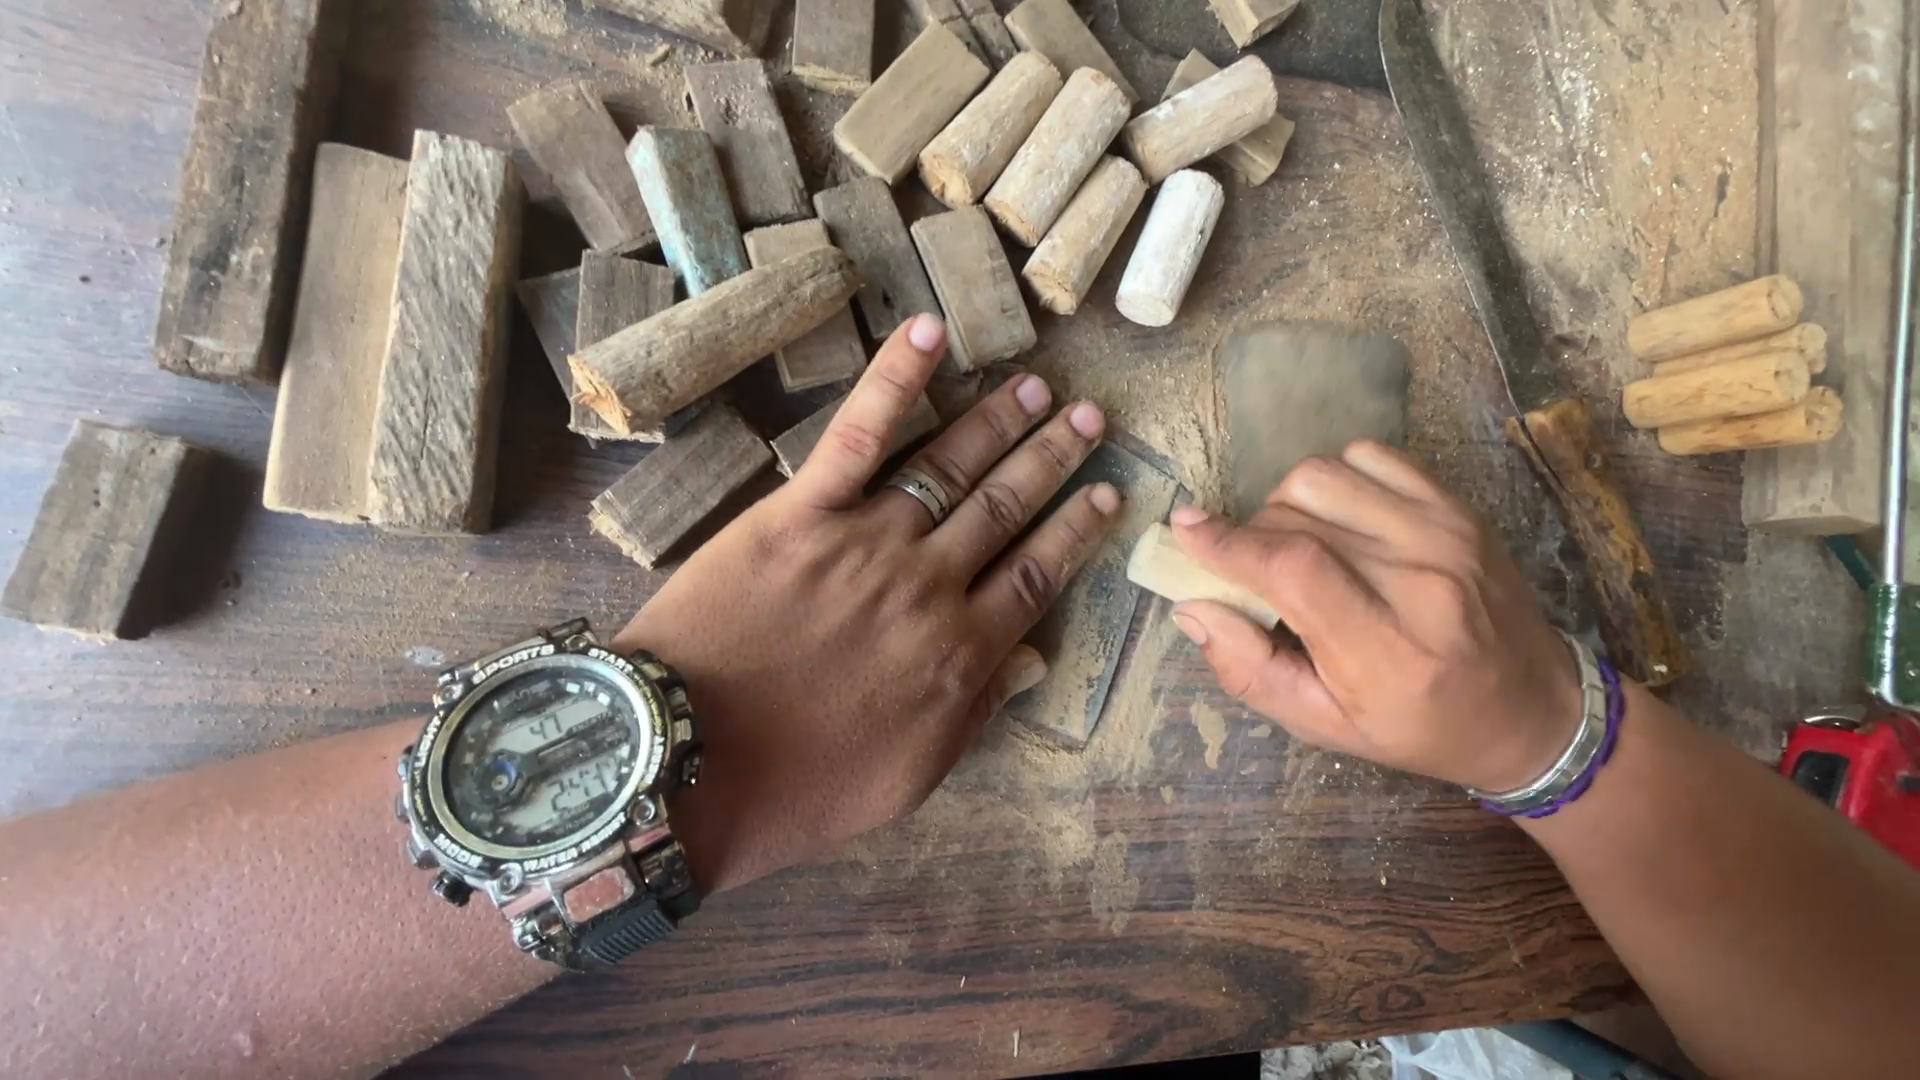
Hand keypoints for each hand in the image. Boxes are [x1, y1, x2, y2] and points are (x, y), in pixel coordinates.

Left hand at [617, 316, 1120, 892]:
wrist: (687, 768)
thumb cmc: (802, 784)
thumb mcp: (911, 773)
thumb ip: (977, 709)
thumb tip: (1034, 657)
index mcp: (959, 651)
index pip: (1038, 575)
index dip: (1077, 530)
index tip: (1108, 493)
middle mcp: (929, 584)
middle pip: (1007, 507)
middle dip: (1053, 458)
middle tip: (1089, 416)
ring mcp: (867, 540)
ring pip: (951, 466)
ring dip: (1000, 420)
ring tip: (1036, 385)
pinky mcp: (802, 512)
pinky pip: (858, 435)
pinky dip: (897, 378)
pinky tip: (929, 331)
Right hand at [1167, 440, 1582, 792]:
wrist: (1534, 709)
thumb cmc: (1418, 727)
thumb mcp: (1323, 725)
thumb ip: (1249, 669)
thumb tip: (1191, 606)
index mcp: (1387, 650)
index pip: (1292, 567)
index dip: (1227, 542)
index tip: (1184, 530)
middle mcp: (1421, 580)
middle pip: (1295, 517)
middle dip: (1250, 537)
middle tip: (1254, 574)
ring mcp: (1446, 533)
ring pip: (1321, 476)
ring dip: (1285, 505)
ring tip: (1296, 544)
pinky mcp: (1457, 506)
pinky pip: (1366, 456)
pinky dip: (1333, 479)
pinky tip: (1338, 518)